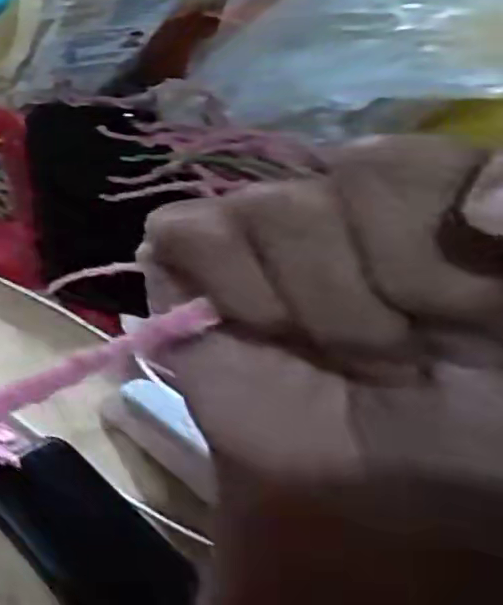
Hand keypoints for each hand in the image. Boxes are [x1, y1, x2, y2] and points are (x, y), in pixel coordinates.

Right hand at [140, 136, 502, 550]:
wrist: (379, 499)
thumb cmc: (500, 438)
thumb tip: (486, 213)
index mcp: (465, 213)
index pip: (461, 152)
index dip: (489, 190)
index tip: (499, 246)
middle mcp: (363, 204)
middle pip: (370, 167)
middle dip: (411, 278)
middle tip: (427, 344)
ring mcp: (260, 224)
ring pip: (275, 206)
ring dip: (324, 306)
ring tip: (348, 355)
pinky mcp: (180, 253)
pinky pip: (186, 231)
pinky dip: (231, 289)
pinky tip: (260, 329)